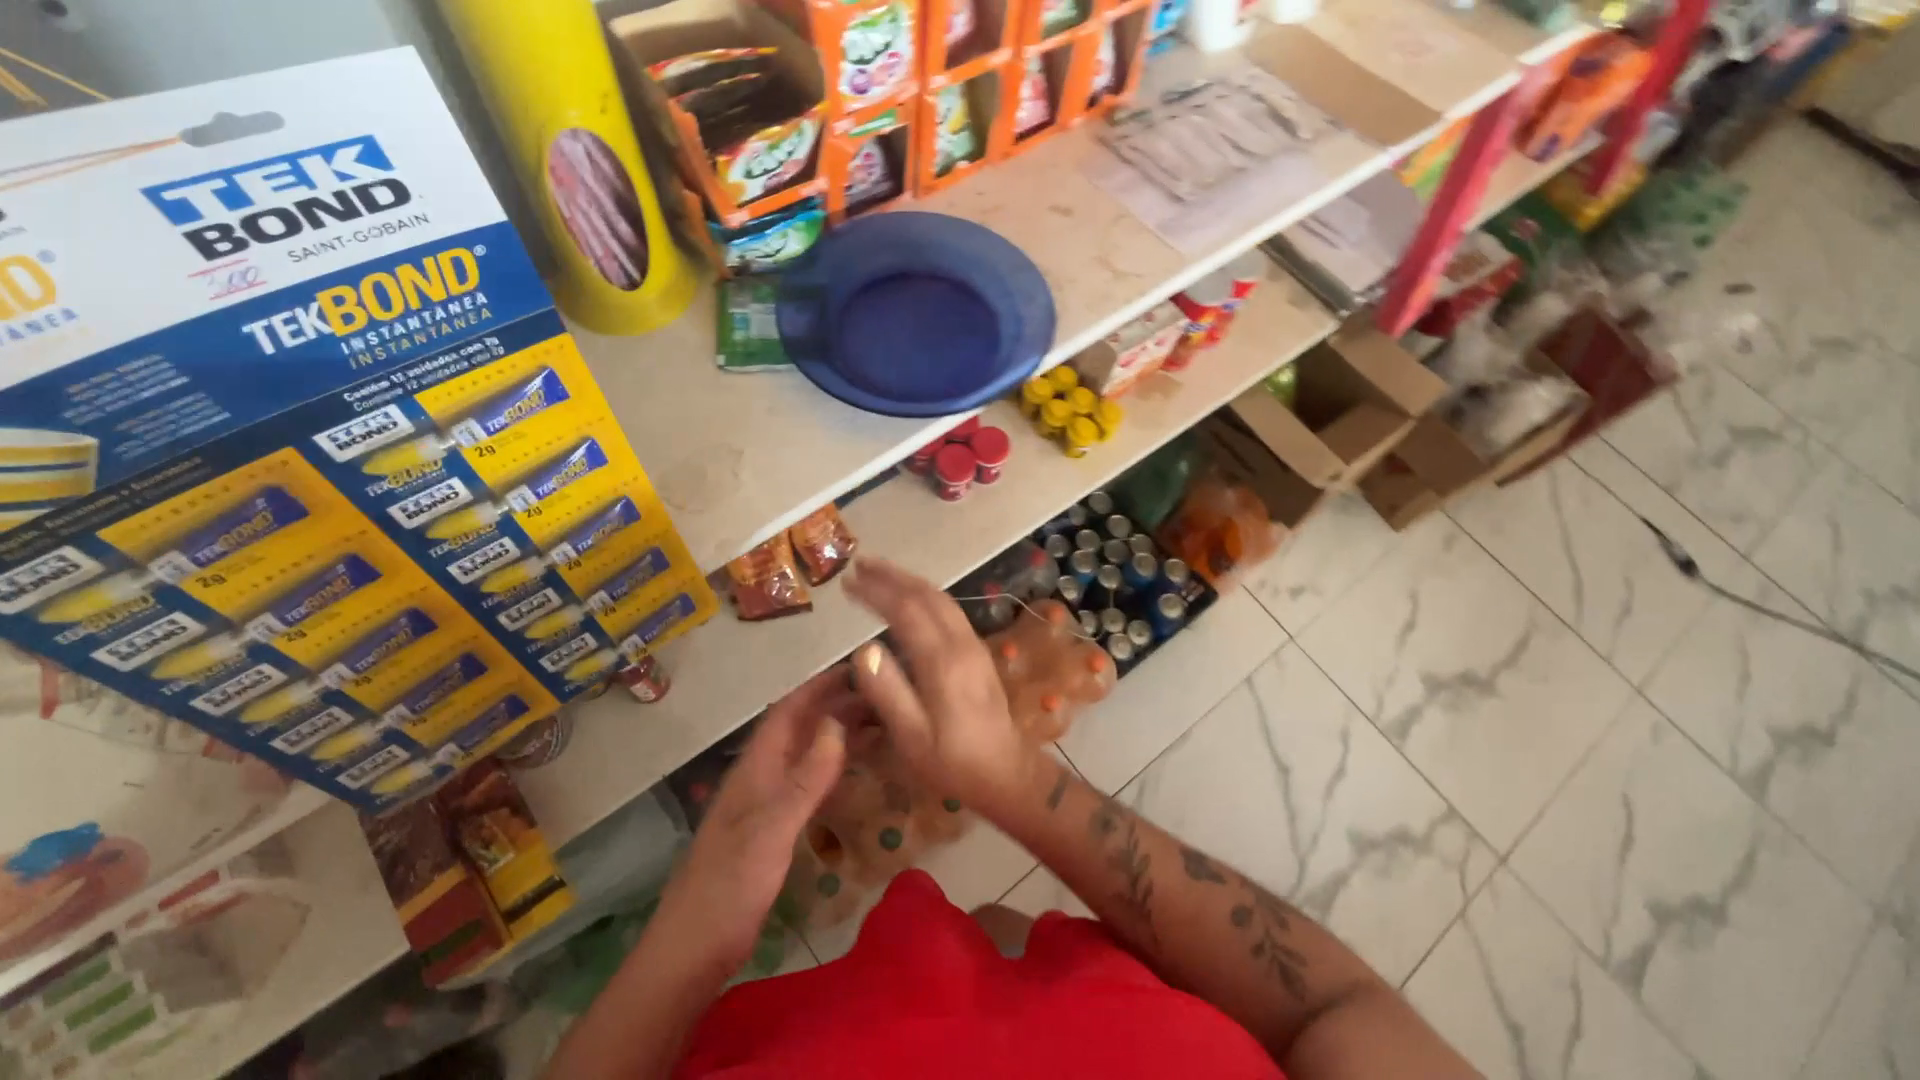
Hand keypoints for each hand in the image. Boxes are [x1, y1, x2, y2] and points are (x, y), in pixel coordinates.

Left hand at [652, 669, 850, 973]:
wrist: (694, 948)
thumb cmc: (730, 886)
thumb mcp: (771, 830)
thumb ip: (805, 778)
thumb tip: (838, 724)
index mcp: (754, 769)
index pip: (789, 711)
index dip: (821, 686)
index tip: (860, 667)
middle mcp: (759, 778)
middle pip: (799, 728)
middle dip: (837, 705)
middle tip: (885, 695)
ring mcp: (764, 805)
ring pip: (805, 754)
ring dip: (837, 734)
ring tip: (880, 725)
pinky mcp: (772, 831)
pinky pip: (808, 783)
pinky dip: (833, 768)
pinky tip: (854, 773)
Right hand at [844, 558, 1044, 822]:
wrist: (1006, 773)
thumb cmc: (953, 763)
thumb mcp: (913, 738)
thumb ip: (888, 694)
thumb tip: (863, 650)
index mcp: (943, 662)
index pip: (906, 611)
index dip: (876, 592)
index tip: (848, 582)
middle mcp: (961, 644)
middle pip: (926, 595)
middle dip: (892, 576)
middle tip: (859, 565)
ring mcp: (974, 646)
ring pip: (942, 599)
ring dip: (909, 581)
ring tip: (879, 572)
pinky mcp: (978, 653)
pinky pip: (949, 610)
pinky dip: (924, 595)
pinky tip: (910, 599)